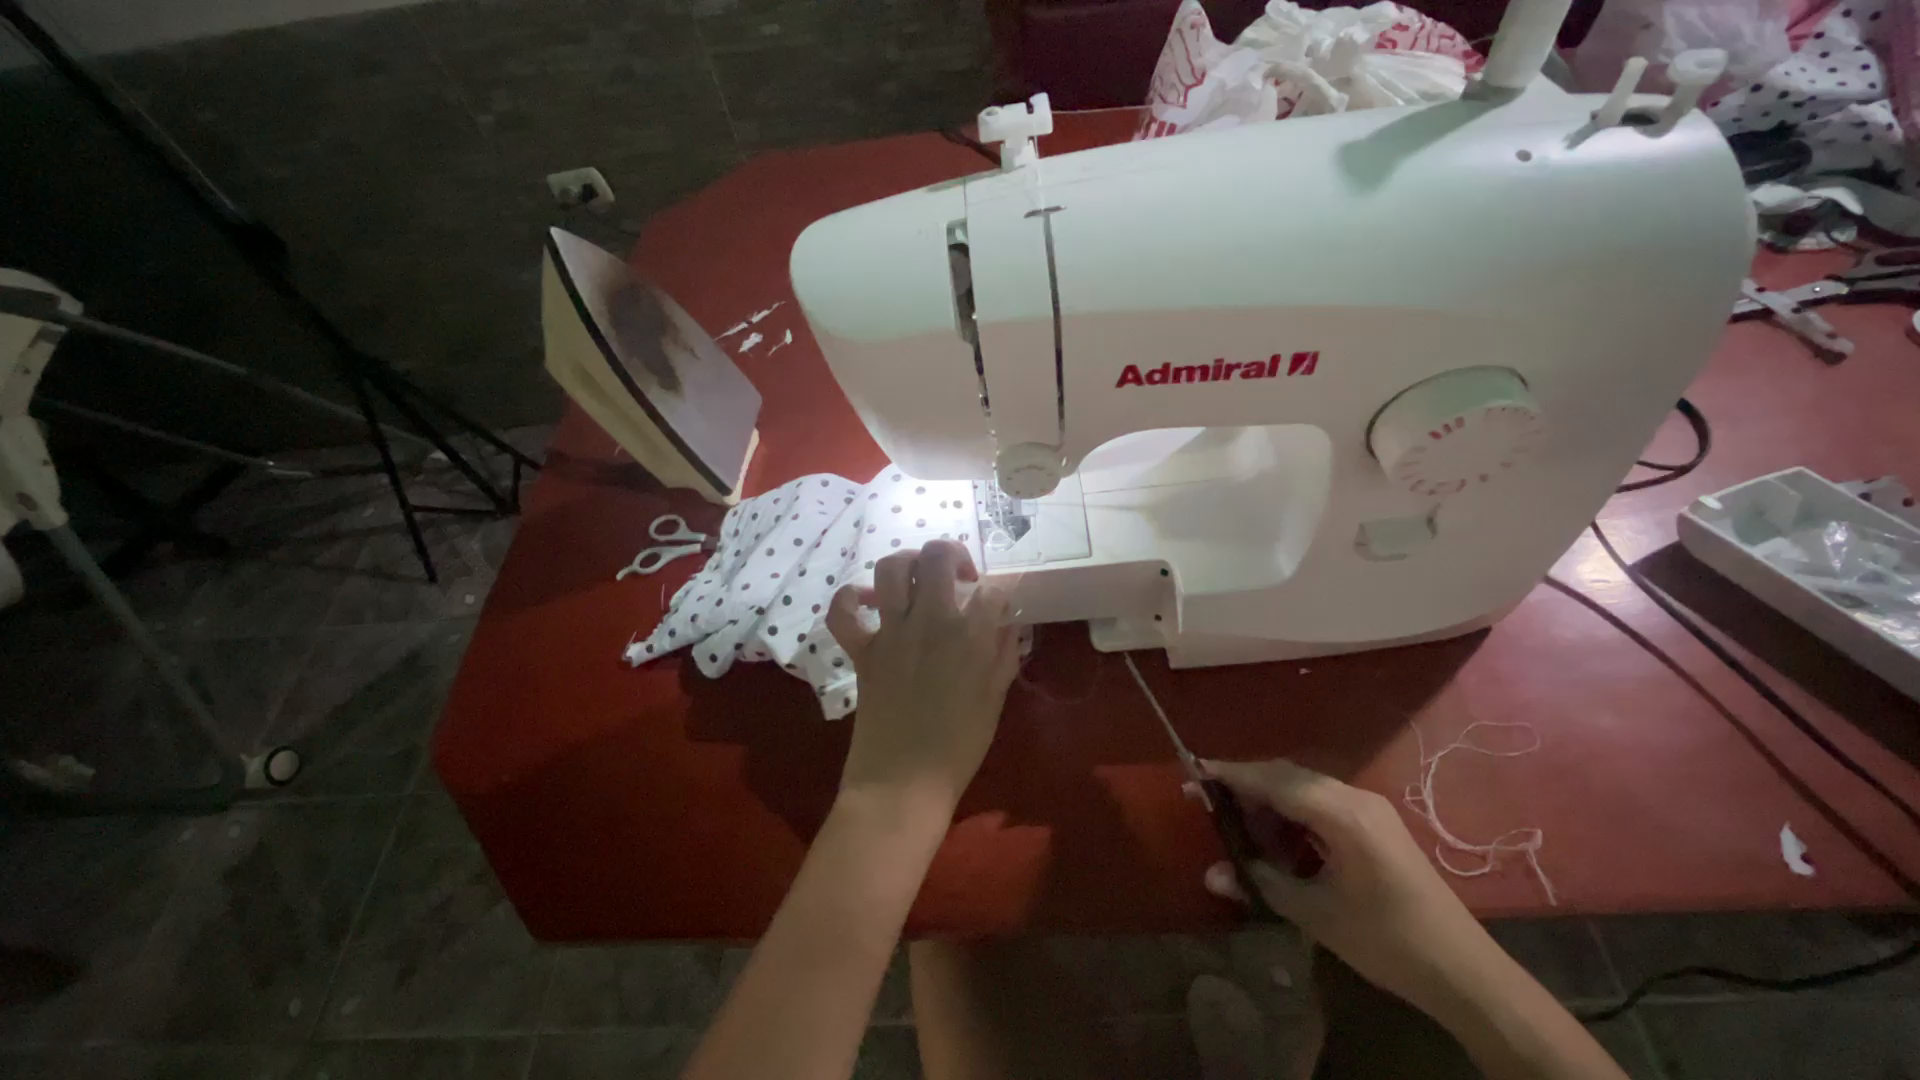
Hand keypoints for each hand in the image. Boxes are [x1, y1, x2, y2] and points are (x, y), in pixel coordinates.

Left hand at [826, 540, 1021, 814]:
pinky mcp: (861, 650)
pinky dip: (851, 598)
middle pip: (938, 555)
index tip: (998, 608)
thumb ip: (1003, 655)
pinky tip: (869, 602)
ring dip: (908, 562)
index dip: (999, 595)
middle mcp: (930, 622)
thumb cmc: (958, 747)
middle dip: (954, 554)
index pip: (992, 591)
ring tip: (919, 580)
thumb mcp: (995, 700)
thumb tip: (1009, 625)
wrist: (902, 783)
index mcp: (970, 636)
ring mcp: (890, 633)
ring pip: (892, 567)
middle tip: (961, 578)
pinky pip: (843, 612)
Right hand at [1200, 758, 1499, 1014]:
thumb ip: (1262, 884)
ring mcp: (1370, 810)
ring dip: (1268, 798)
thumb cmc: (1387, 941)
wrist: (1463, 970)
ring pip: (1304, 787)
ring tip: (1233, 821)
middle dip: (1245, 784)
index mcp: (1344, 814)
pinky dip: (1291, 811)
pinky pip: (1322, 802)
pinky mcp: (1376, 825)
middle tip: (1206, 800)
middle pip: (1288, 776)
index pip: (1275, 781)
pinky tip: (1274, 836)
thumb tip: (1210, 873)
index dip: (1231, 776)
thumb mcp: (1316, 915)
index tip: (1192, 773)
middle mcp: (1357, 799)